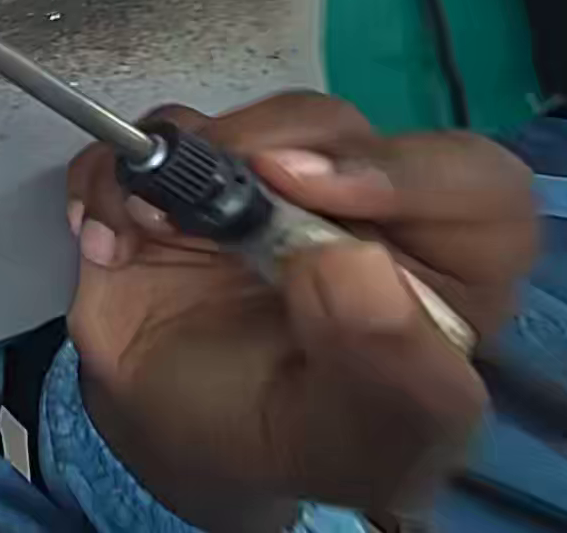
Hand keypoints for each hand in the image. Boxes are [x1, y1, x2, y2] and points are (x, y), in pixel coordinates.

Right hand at [64, 93, 535, 531]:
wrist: (157, 423)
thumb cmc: (269, 435)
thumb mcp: (354, 447)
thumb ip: (389, 378)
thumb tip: (353, 263)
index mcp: (422, 265)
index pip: (464, 180)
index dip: (399, 168)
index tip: (303, 187)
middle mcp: (331, 206)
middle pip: (320, 123)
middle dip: (258, 142)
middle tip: (210, 193)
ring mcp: (233, 184)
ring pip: (211, 120)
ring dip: (163, 163)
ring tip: (139, 230)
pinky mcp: (156, 179)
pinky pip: (126, 144)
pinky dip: (101, 181)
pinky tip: (102, 243)